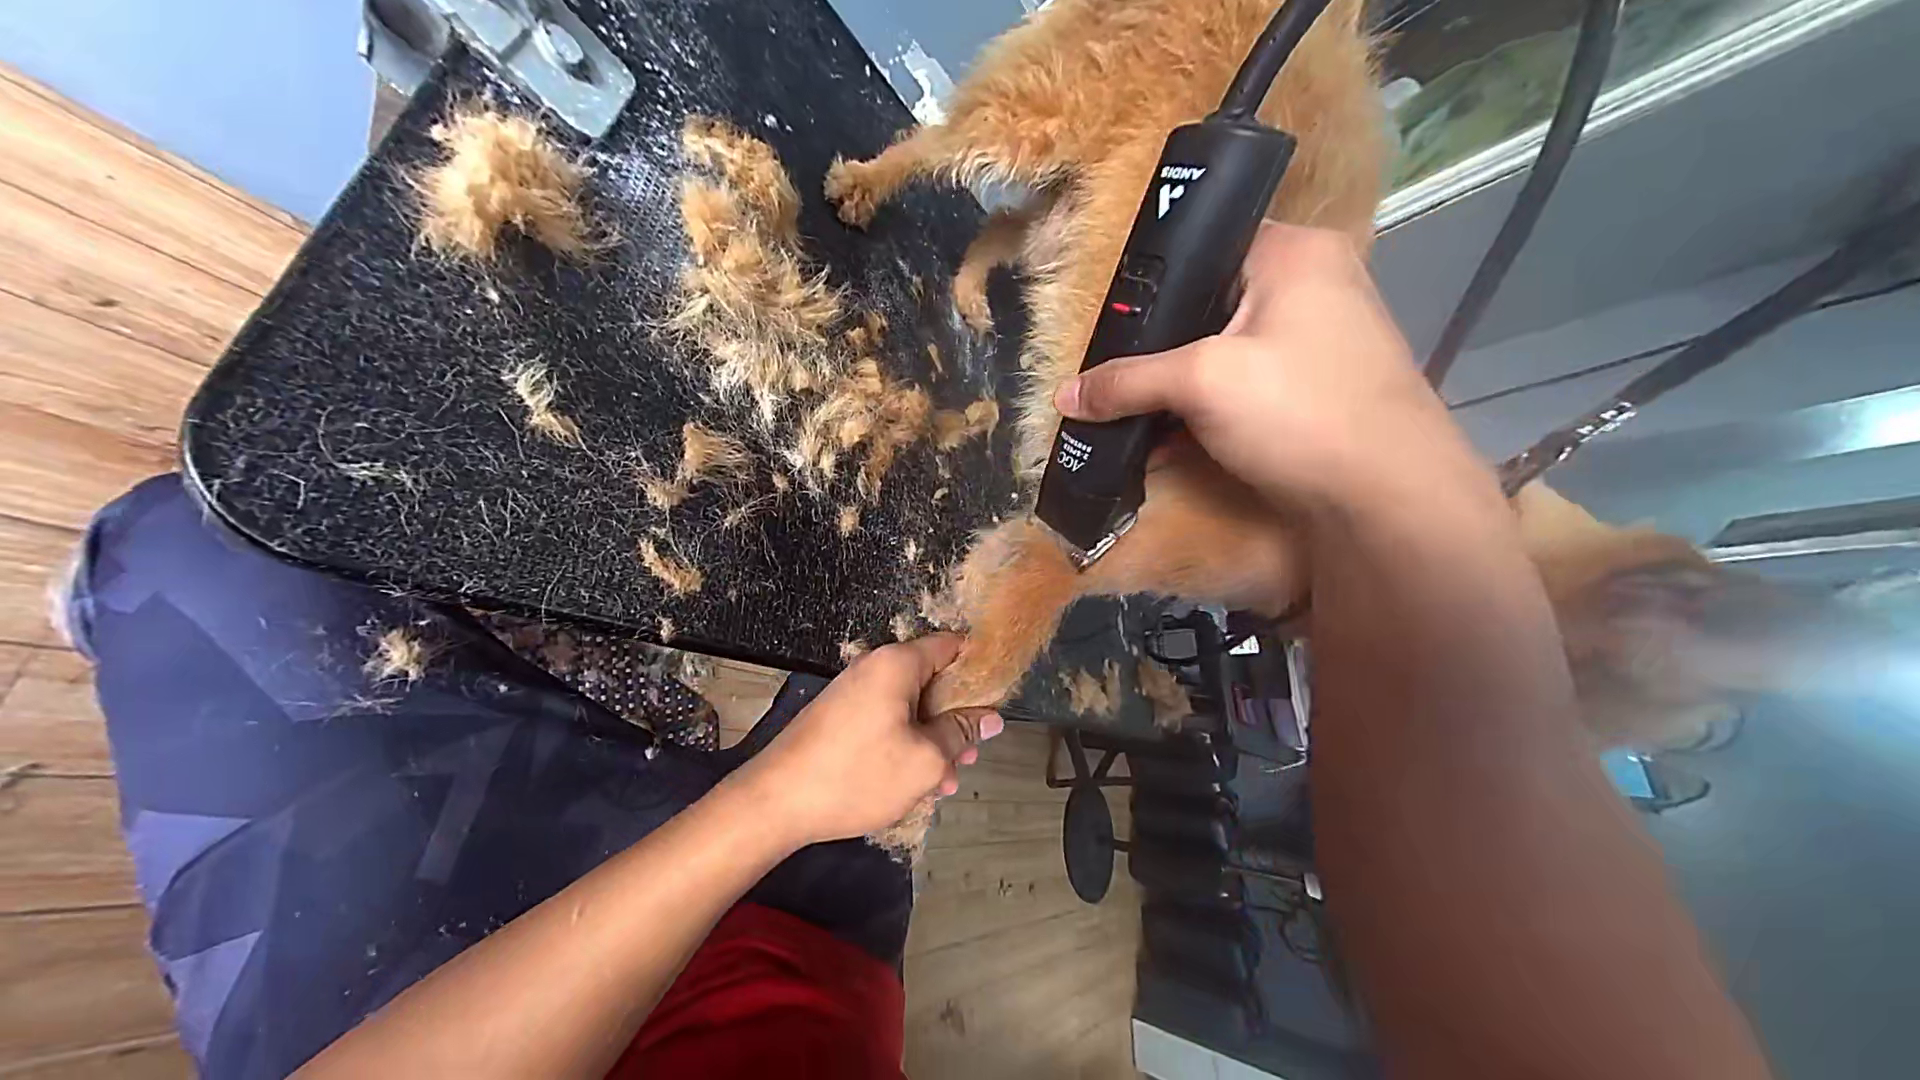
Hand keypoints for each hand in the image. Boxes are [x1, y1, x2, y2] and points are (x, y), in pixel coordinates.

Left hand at [723, 634, 1003, 847]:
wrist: (774, 802)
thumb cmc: (854, 775)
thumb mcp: (925, 760)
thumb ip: (961, 734)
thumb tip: (990, 719)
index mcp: (896, 663)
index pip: (952, 645)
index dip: (980, 668)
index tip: (996, 698)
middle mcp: (874, 668)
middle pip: (932, 680)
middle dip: (955, 718)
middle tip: (970, 755)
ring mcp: (854, 692)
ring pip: (910, 707)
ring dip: (931, 739)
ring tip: (943, 780)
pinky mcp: (840, 717)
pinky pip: (885, 720)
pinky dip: (904, 744)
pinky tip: (911, 783)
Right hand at [1055, 224, 1487, 516]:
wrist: (1386, 501)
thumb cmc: (1298, 411)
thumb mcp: (1201, 384)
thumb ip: (1127, 382)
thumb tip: (1064, 397)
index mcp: (1292, 253)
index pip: (1200, 244)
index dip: (1145, 282)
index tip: (1101, 321)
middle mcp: (1308, 285)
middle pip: (1204, 303)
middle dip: (1152, 344)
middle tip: (1103, 368)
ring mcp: (1311, 342)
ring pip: (1218, 350)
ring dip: (1172, 383)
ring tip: (1122, 404)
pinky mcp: (1306, 391)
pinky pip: (1236, 386)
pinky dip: (1199, 408)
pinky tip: (1161, 435)